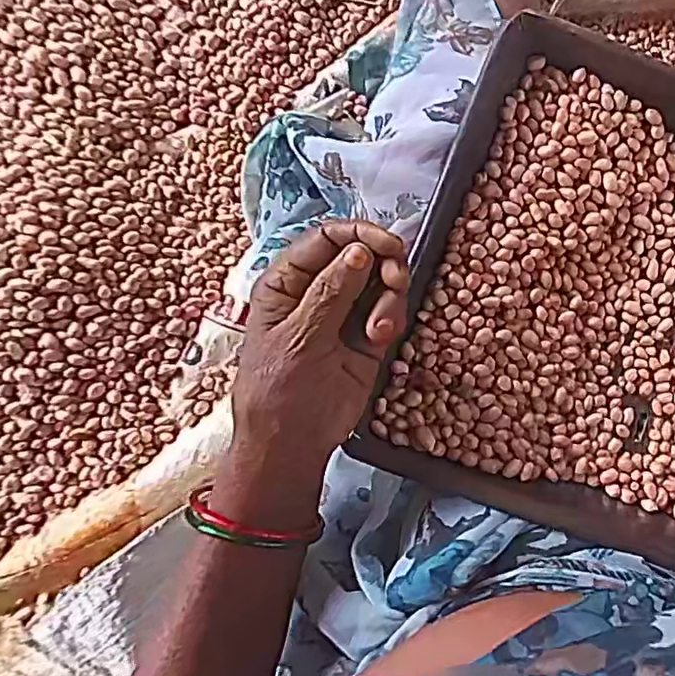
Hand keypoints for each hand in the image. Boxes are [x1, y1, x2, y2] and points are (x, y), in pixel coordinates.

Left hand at [227, 222, 410, 498]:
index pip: (326, 238)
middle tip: (395, 280)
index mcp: (288, 282)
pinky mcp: (368, 337)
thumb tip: (359, 251)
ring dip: (390, 297)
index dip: (359, 234)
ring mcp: (345, 313)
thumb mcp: (299, 337)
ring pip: (381, 282)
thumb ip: (330, 292)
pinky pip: (390, 311)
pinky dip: (392, 318)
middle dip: (383, 263)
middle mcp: (319, 291)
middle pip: (361, 255)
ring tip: (381, 327)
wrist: (293, 441)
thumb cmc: (278, 389)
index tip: (389, 244)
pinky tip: (382, 338)